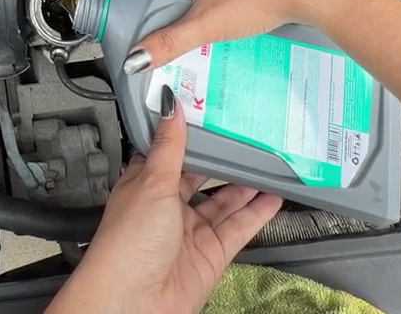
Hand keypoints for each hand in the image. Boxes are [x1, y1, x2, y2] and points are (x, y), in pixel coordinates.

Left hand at [48, 104, 282, 313]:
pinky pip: (237, 228)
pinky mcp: (210, 254)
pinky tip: (272, 197)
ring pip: (221, 201)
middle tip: (243, 135)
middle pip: (198, 176)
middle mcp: (166, 204)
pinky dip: (256, 213)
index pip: (168, 151)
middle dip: (218, 160)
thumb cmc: (128, 241)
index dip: (185, 135)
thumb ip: (170, 146)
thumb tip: (170, 106)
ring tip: (265, 161)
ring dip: (242, 184)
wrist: (134, 302)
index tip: (205, 113)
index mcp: (144, 182)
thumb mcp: (152, 181)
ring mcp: (189, 230)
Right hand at [133, 0, 376, 68]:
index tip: (160, 35)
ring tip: (217, 42)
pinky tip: (246, 31)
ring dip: (215, 16)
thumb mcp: (205, 26)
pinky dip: (239, 14)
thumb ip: (169, 43)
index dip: (160, 12)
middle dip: (188, 18)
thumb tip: (134, 58)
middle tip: (189, 45)